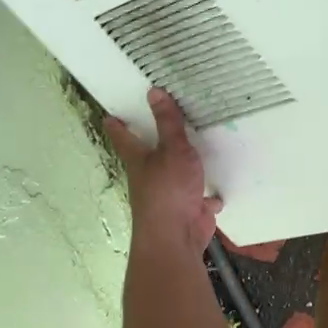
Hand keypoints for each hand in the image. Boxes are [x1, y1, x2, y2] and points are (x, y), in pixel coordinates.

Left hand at [104, 87, 223, 252]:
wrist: (176, 236)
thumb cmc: (168, 189)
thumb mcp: (172, 150)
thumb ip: (168, 122)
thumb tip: (153, 91)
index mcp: (140, 161)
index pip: (125, 138)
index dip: (118, 126)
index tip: (110, 115)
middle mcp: (151, 176)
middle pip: (150, 156)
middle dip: (154, 144)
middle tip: (162, 124)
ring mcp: (170, 194)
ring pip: (176, 175)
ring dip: (184, 167)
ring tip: (199, 150)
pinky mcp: (189, 207)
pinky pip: (199, 196)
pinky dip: (207, 194)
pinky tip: (218, 190)